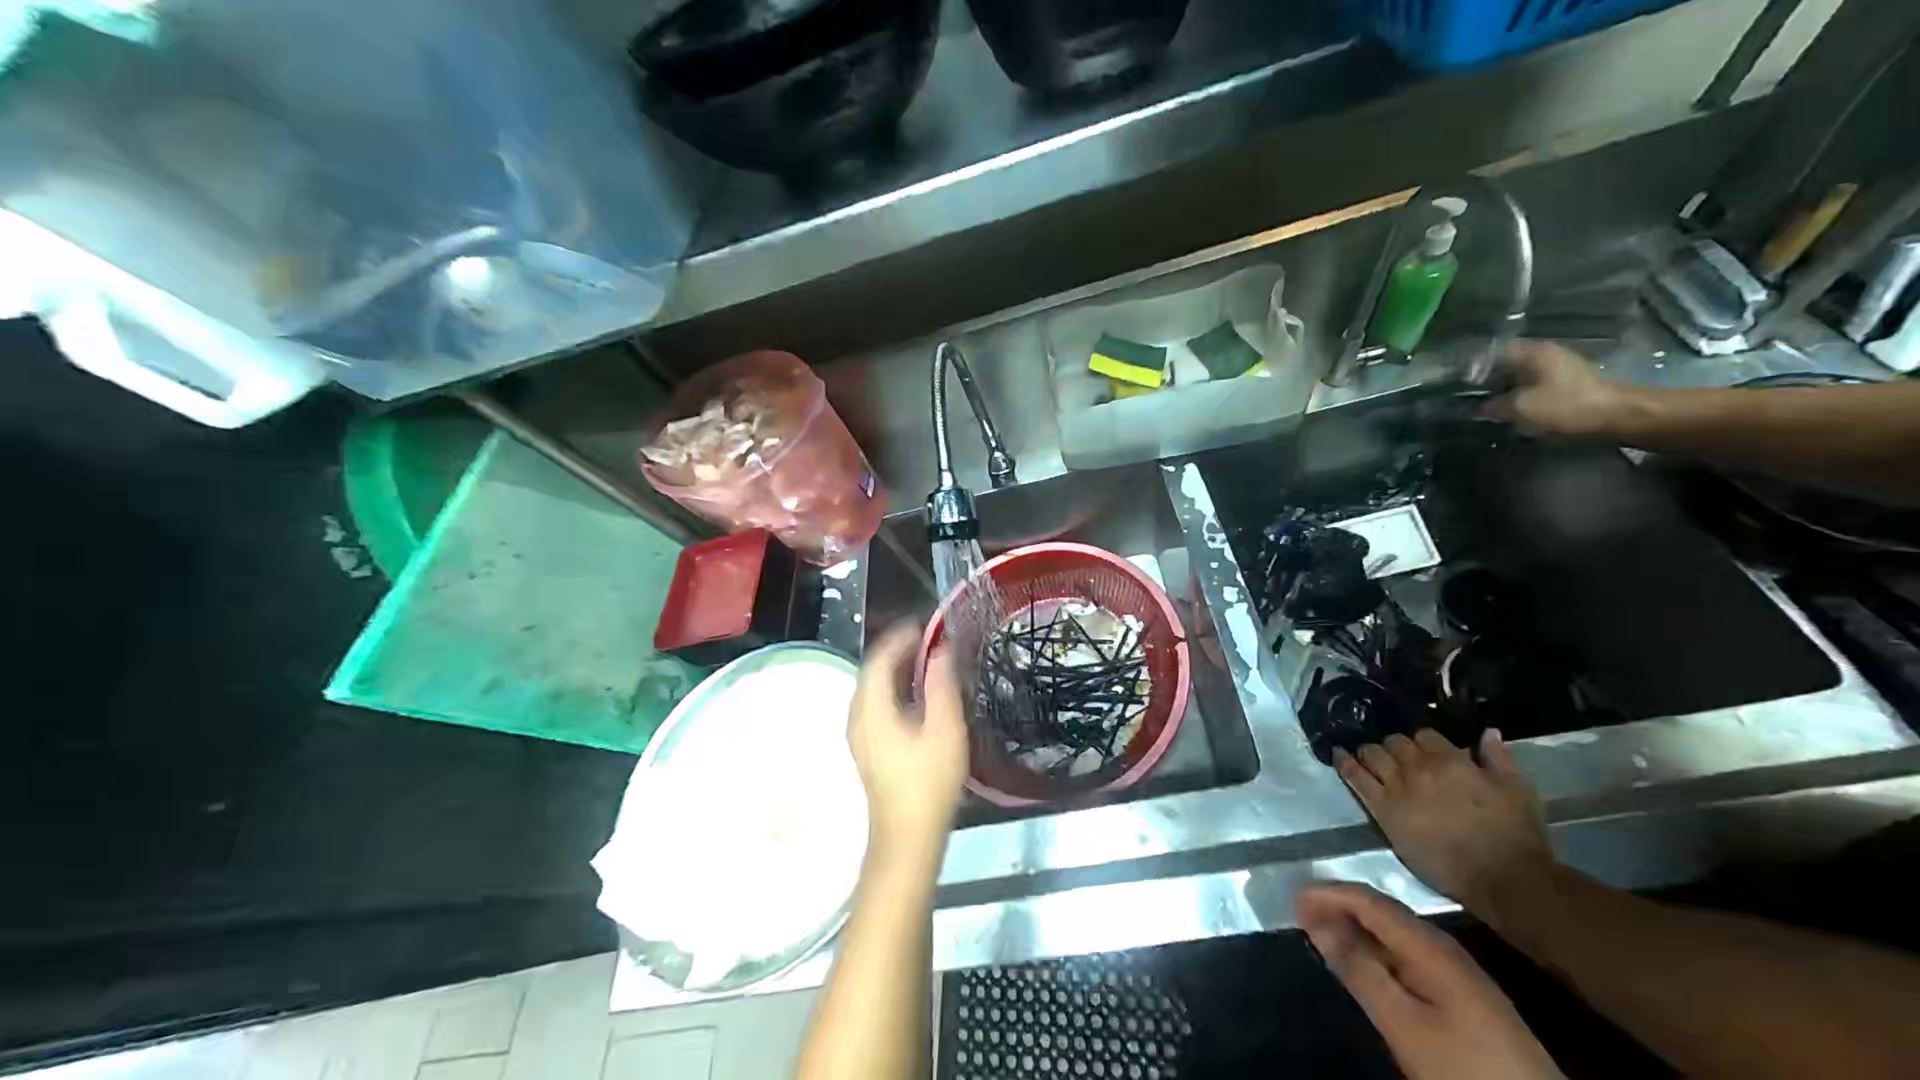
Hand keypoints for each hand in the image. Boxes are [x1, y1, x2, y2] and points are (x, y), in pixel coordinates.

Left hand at [847, 625, 969, 866]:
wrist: (907, 836)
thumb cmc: (928, 781)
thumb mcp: (944, 729)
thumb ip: (942, 684)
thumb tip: (941, 649)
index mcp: (871, 707)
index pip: (880, 657)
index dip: (902, 636)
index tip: (928, 625)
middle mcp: (857, 715)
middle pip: (873, 670)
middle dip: (900, 650)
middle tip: (933, 639)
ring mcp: (859, 733)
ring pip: (874, 687)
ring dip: (898, 670)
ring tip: (930, 661)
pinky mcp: (867, 747)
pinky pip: (877, 704)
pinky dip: (896, 689)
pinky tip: (920, 695)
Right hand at [1298, 882, 1562, 1079]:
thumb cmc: (1463, 1067)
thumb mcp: (1402, 1023)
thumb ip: (1360, 970)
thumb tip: (1321, 923)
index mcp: (1429, 946)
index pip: (1370, 900)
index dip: (1328, 893)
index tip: (1291, 898)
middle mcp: (1444, 947)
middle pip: (1383, 910)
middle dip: (1339, 904)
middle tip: (1300, 913)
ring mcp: (1458, 971)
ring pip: (1395, 931)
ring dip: (1356, 925)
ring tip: (1323, 931)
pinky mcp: (1464, 995)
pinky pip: (1407, 951)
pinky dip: (1375, 946)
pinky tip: (1364, 961)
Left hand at [1334, 729, 1552, 914]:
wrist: (1502, 877)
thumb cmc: (1515, 834)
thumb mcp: (1518, 789)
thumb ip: (1499, 758)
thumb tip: (1488, 731)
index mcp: (1449, 759)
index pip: (1424, 734)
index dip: (1424, 741)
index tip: (1426, 750)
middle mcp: (1417, 768)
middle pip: (1395, 742)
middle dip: (1397, 746)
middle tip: (1400, 757)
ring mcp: (1396, 788)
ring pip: (1372, 754)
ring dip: (1371, 751)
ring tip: (1369, 755)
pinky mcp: (1381, 809)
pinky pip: (1355, 777)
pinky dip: (1344, 763)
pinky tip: (1337, 753)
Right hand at [1480, 340, 1638, 437]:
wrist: (1618, 416)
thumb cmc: (1566, 406)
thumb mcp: (1520, 408)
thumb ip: (1493, 406)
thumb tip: (1478, 408)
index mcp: (1533, 353)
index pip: (1493, 351)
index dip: (1473, 366)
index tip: (1459, 384)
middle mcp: (1546, 354)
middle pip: (1506, 362)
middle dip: (1486, 378)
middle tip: (1467, 396)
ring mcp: (1559, 367)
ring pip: (1520, 374)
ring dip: (1503, 388)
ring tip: (1485, 405)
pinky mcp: (1567, 382)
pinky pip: (1533, 384)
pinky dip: (1518, 394)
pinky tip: (1510, 409)